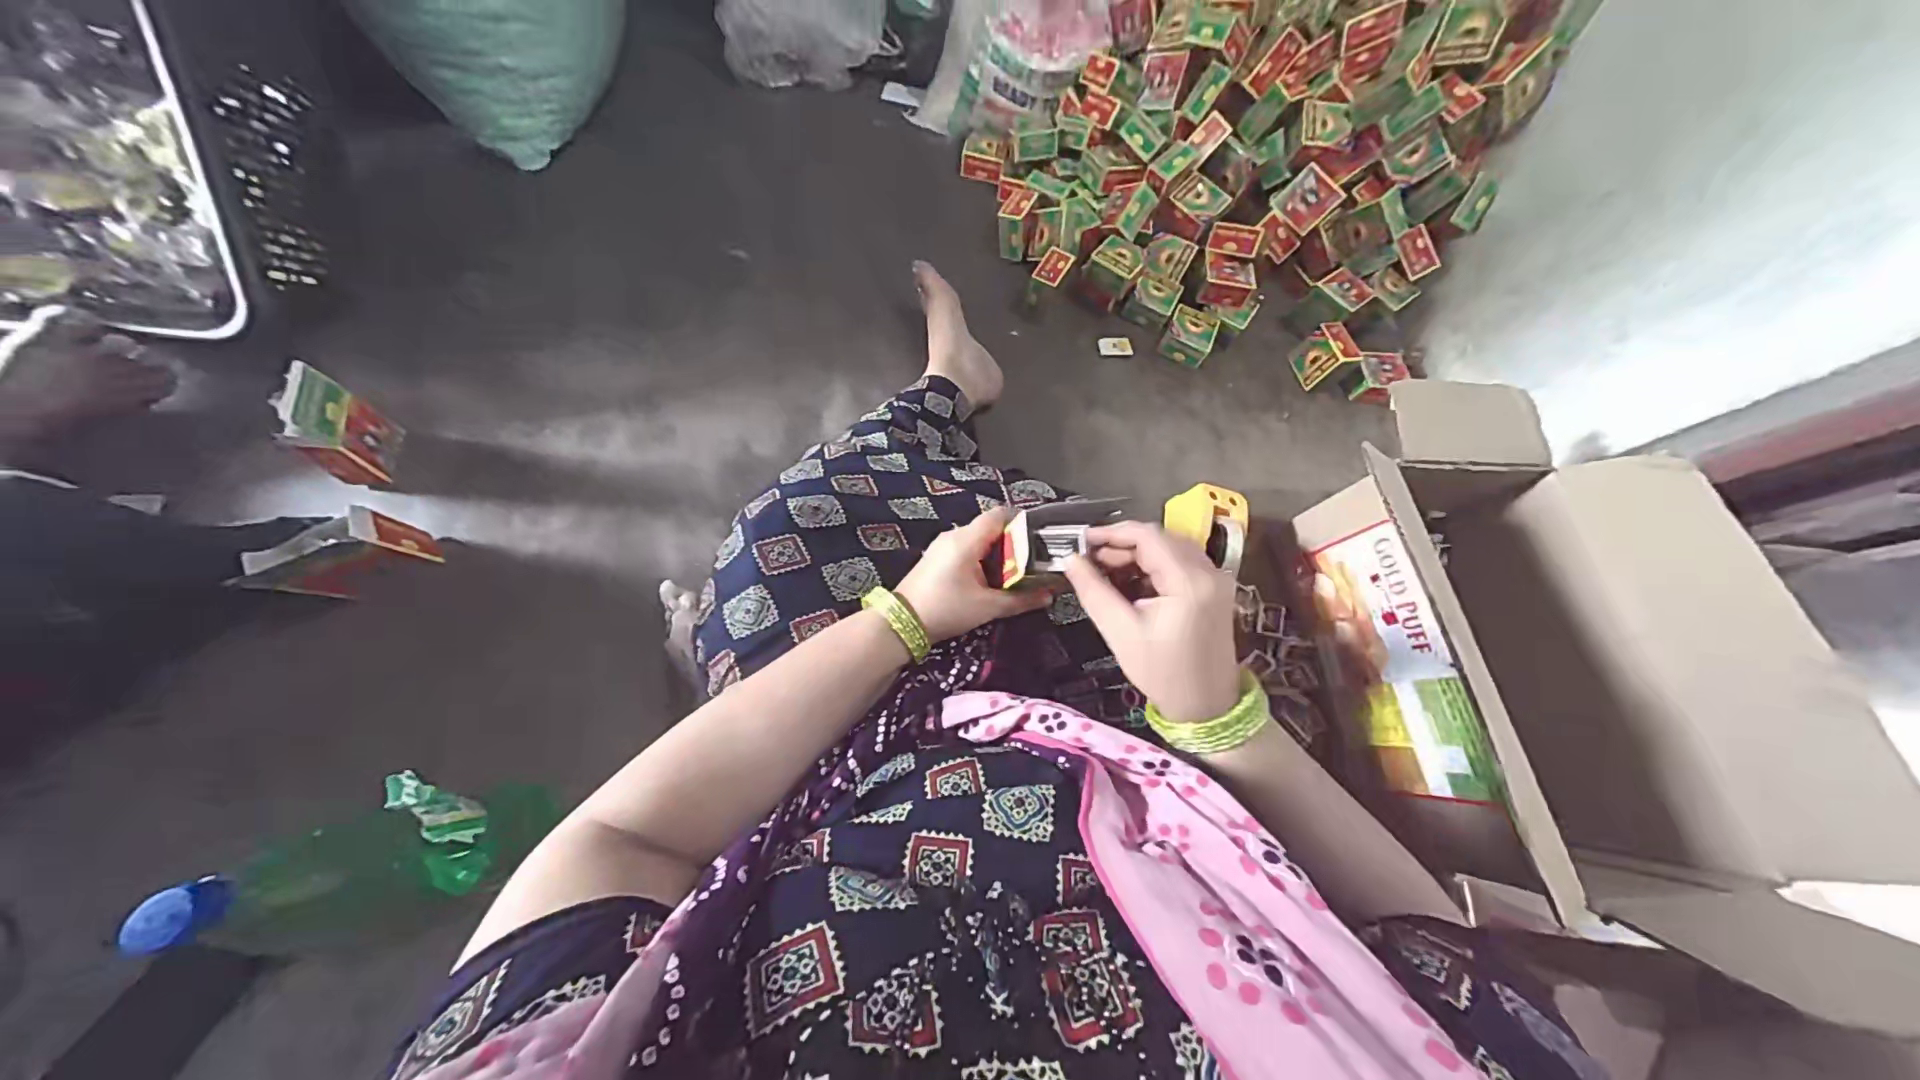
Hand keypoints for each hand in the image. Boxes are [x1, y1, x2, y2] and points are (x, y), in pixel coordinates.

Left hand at [893, 507, 1051, 642]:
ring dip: (996, 554)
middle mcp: (954, 535)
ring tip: (1013, 576)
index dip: (1022, 523)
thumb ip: (1021, 599)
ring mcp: (942, 546)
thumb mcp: (988, 607)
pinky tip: (988, 581)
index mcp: (967, 539)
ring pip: (978, 540)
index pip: (1001, 514)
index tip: (1038, 542)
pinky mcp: (936, 558)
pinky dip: (980, 560)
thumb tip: (1050, 596)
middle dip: (1012, 544)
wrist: (900, 623)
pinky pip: (965, 550)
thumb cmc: (946, 609)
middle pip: (991, 528)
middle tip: (1030, 565)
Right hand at [1063, 521, 1240, 724]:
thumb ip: (1094, 591)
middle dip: (1122, 545)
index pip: (1148, 536)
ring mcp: (1215, 580)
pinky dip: (1152, 565)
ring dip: (1136, 554)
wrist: (1206, 706)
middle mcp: (1209, 572)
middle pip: (1159, 538)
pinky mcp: (1213, 589)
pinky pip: (1179, 563)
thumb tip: (1071, 560)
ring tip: (1105, 571)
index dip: (1111, 533)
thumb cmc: (1163, 672)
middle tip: (1090, 560)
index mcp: (1189, 581)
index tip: (1082, 541)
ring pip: (1169, 548)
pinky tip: (1129, 581)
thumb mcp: (1121, 632)